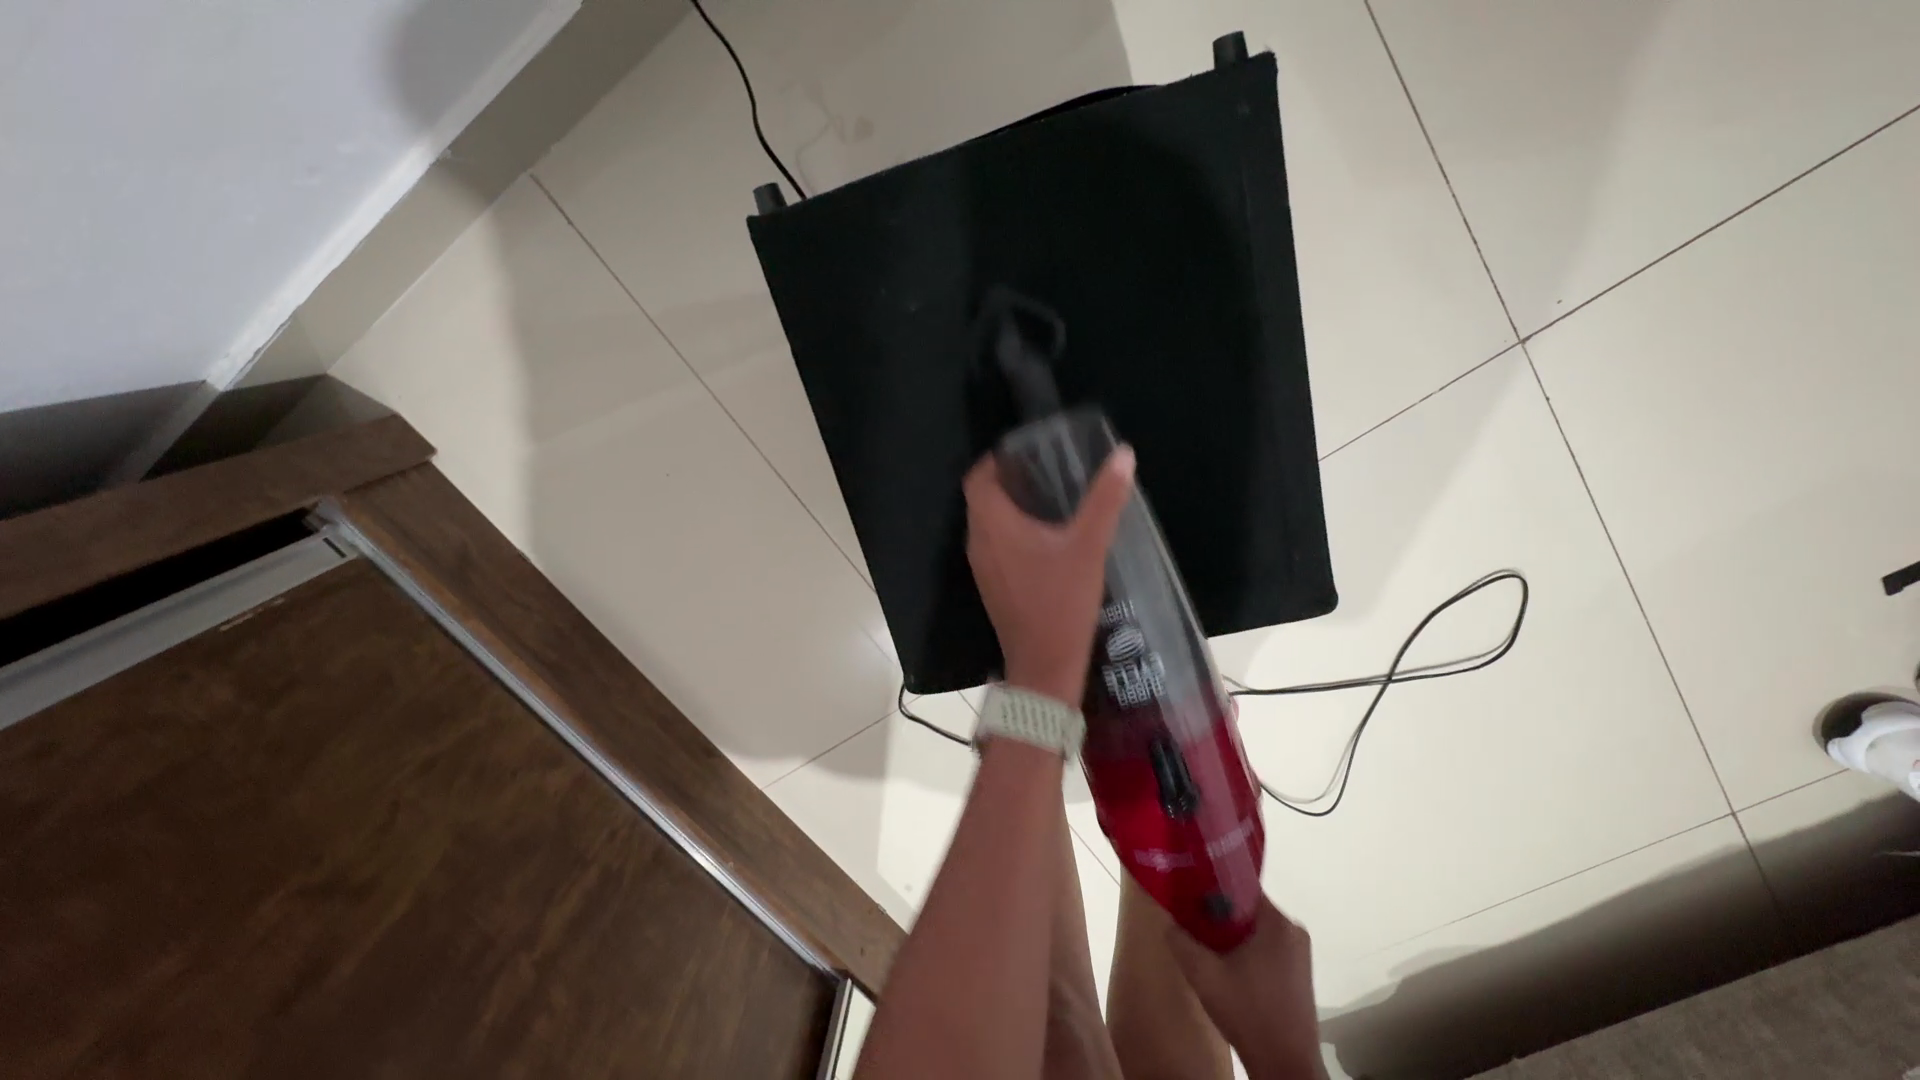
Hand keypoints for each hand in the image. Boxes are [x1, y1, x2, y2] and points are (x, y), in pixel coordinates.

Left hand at [962, 446, 1135, 704]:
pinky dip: (1012, 532)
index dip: (996, 460)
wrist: (1045, 664)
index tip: (1026, 452)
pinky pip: (995, 546)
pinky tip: (1045, 536)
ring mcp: (982, 567)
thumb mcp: (1088, 546)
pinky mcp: (993, 586)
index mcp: (993, 525)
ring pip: (988, 524)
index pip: (978, 478)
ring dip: (1010, 507)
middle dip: (1008, 480)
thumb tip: (1123, 454)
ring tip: (1048, 497)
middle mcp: (979, 542)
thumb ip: (1105, 499)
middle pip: (982, 499)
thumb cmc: (1062, 602)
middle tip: (1044, 469)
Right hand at [1165, 897, 1326, 1079]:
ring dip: (1231, 936)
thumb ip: (1180, 940)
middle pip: (1247, 908)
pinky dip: (1245, 951)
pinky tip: (1226, 968)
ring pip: (1256, 930)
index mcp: (1277, 922)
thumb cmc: (1247, 1013)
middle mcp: (1293, 931)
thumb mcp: (1203, 975)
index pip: (1240, 886)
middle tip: (1192, 923)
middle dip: (1219, 914)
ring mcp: (1299, 954)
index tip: (1189, 894)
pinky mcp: (1299, 974)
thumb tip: (1168, 919)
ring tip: (1205, 946)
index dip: (1212, 887)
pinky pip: (1266, 948)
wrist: (1286, 1066)